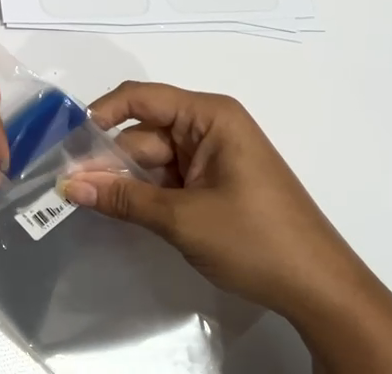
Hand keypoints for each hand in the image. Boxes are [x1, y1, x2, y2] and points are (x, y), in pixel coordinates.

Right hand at [60, 83, 374, 319]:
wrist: (324, 294)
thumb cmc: (257, 240)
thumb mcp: (182, 219)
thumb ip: (122, 198)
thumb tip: (68, 186)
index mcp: (209, 116)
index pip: (141, 98)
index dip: (102, 114)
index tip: (69, 142)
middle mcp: (209, 127)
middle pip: (143, 131)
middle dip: (109, 157)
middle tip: (69, 185)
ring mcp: (213, 157)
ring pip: (151, 157)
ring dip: (125, 179)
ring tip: (88, 202)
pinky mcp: (214, 184)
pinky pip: (167, 177)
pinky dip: (145, 192)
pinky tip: (120, 210)